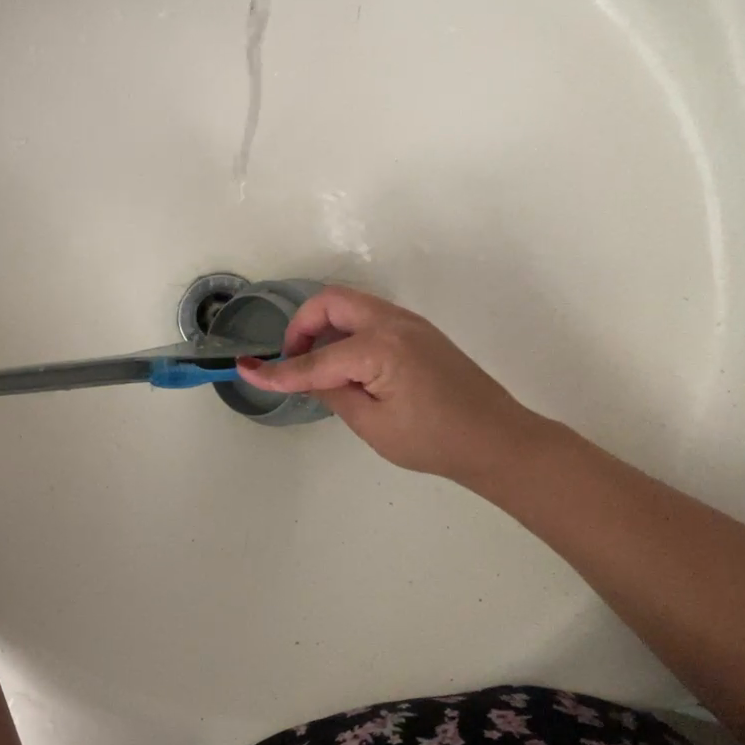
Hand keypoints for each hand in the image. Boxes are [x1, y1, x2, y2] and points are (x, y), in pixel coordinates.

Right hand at [237, 286, 550, 484]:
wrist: (499, 441)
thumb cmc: (435, 440)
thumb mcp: (372, 424)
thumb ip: (333, 392)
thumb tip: (309, 376)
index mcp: (380, 348)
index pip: (315, 360)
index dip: (278, 371)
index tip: (245, 370)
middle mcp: (393, 324)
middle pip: (330, 303)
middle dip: (302, 326)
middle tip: (293, 361)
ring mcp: (409, 324)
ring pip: (349, 306)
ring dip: (324, 327)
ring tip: (316, 367)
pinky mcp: (418, 334)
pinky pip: (368, 319)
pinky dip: (345, 333)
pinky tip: (345, 367)